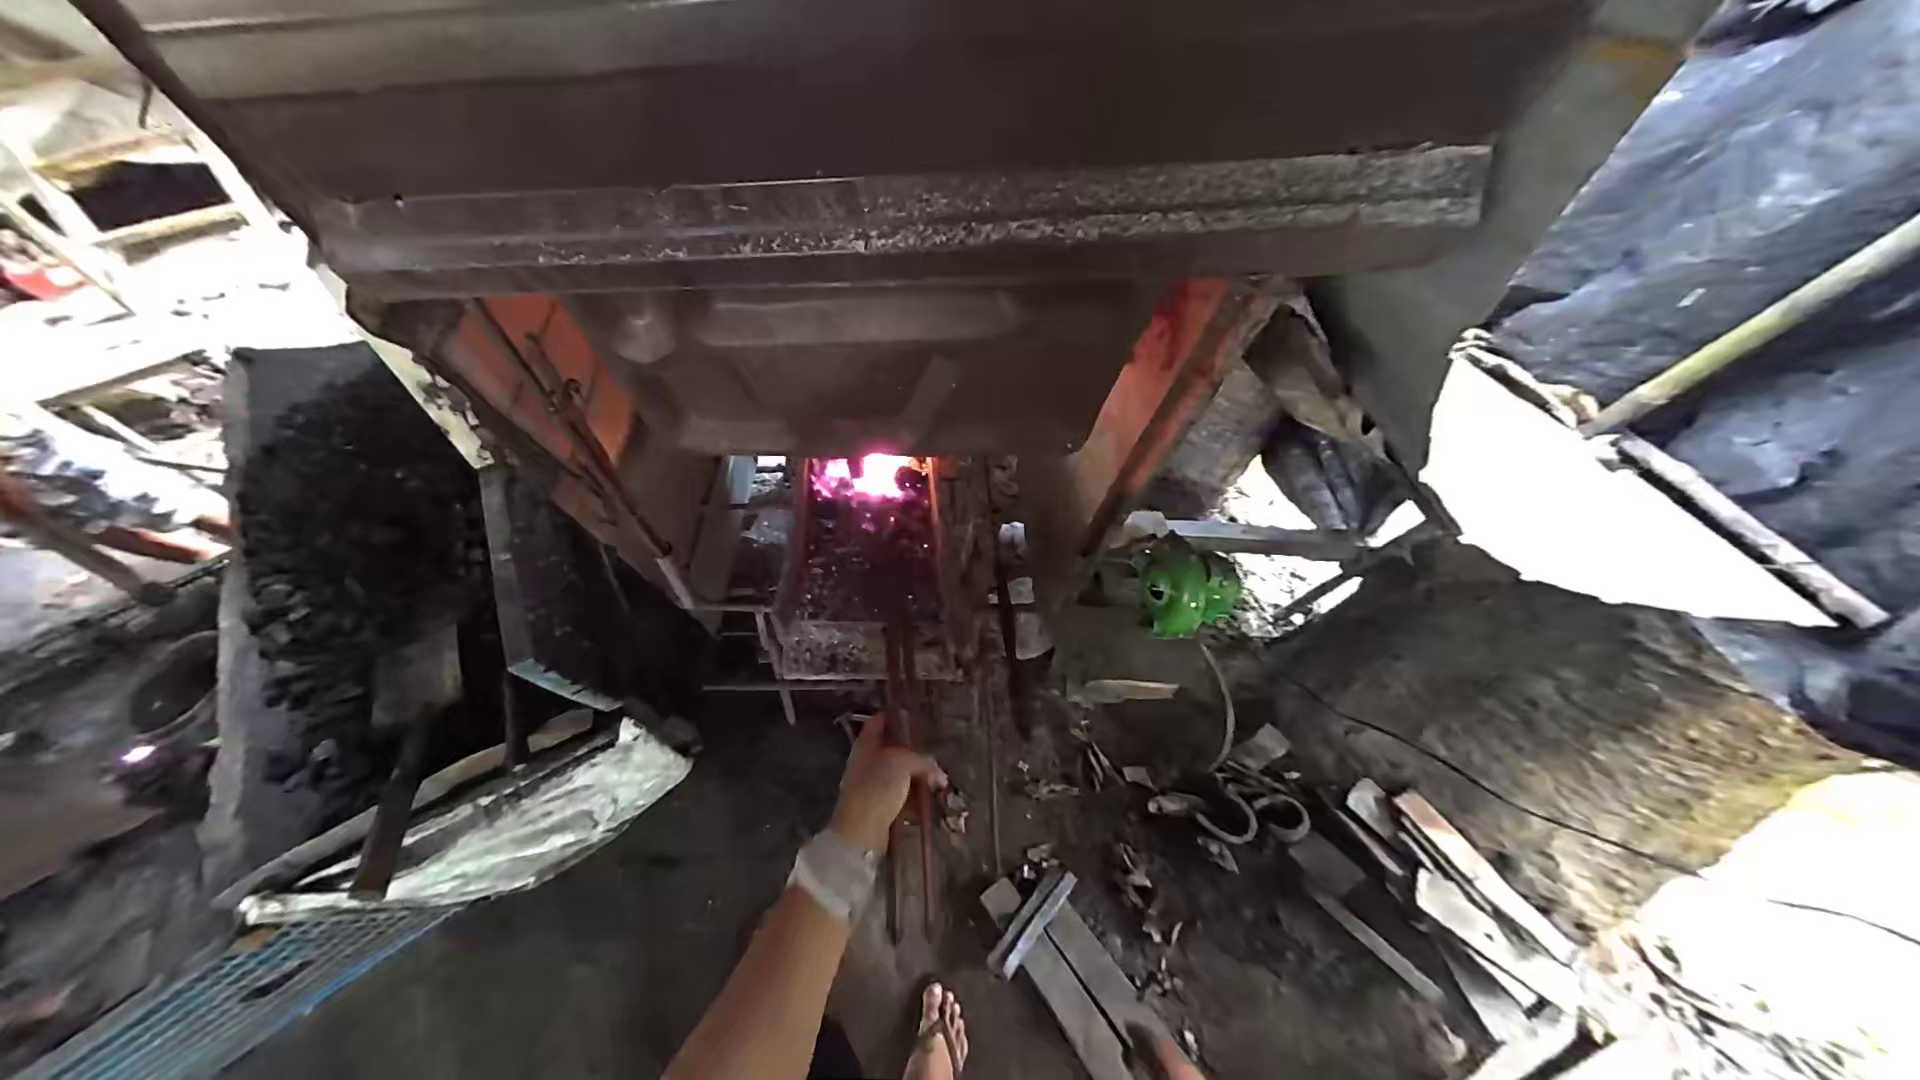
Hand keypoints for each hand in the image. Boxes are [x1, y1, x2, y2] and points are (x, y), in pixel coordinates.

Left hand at [829, 714, 946, 854]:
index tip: (918, 717)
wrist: (861, 832)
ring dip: (923, 779)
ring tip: (941, 783)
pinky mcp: (883, 807)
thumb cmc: (877, 788)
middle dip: (919, 754)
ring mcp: (875, 785)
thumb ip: (922, 760)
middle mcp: (869, 761)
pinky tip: (934, 801)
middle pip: (897, 749)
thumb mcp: (902, 763)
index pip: (880, 721)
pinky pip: (906, 797)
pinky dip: (919, 799)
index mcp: (867, 744)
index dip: (897, 716)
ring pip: (904, 775)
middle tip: (937, 758)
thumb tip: (937, 773)